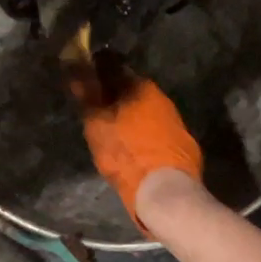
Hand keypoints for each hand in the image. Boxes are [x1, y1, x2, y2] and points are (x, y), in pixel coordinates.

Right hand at [78, 73, 203, 229]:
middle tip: (98, 112)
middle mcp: (163, 99)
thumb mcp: (96, 125)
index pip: (115, 70)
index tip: (86, 86)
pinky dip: (145, 135)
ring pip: (148, 113)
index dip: (98, 76)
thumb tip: (75, 71)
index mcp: (142, 88)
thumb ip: (87, 97)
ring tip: (115, 133)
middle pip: (134, 92)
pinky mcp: (184, 146)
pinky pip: (158, 133)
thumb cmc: (125, 153)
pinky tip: (135, 149)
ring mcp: (177, 123)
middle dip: (117, 99)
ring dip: (132, 118)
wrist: (164, 191)